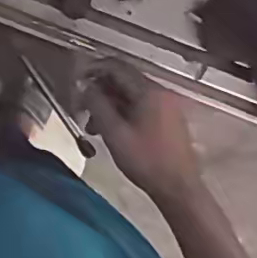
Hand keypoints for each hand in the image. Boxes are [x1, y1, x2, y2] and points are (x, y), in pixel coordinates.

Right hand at [82, 58, 202, 202]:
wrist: (179, 190)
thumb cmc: (145, 161)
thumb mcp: (114, 132)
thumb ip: (96, 104)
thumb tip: (85, 86)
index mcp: (149, 91)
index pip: (117, 67)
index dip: (94, 70)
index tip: (77, 80)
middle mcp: (160, 93)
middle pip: (123, 80)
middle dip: (100, 91)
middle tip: (82, 107)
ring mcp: (166, 106)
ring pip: (130, 95)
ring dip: (109, 105)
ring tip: (93, 126)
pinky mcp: (168, 120)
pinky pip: (140, 106)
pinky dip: (123, 112)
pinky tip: (111, 130)